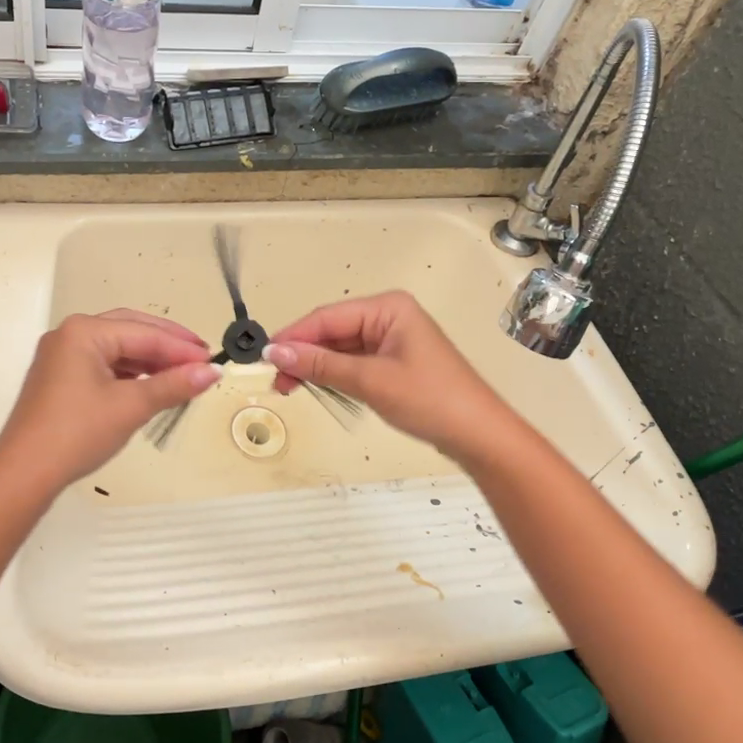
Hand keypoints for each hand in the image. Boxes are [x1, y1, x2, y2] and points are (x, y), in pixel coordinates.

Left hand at [0, 310, 220, 487]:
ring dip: (149, 360)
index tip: (213, 361)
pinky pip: (103, 364)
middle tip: (202, 359)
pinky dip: (130, 373)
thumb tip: (212, 372)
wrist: (24, 473)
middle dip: (167, 346)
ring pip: (117, 348)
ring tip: (182, 374)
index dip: (181, 348)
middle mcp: (70, 334)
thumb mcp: (130, 407)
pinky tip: (150, 385)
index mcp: (84, 331)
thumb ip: (173, 385)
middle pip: (130, 330)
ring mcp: (61, 356)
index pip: (145, 333)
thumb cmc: (77, 433)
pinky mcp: (60, 378)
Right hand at [264, 291, 519, 458]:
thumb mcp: (369, 380)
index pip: (327, 316)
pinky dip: (333, 374)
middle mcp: (388, 316)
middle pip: (332, 330)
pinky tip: (315, 386)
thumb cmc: (429, 399)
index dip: (293, 336)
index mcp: (388, 307)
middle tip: (275, 379)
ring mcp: (392, 339)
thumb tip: (275, 351)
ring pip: (340, 347)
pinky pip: (353, 361)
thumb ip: (320, 364)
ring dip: (315, 366)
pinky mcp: (394, 362)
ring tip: (289, 387)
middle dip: (302, 353)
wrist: (478, 434)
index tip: (264, 356)